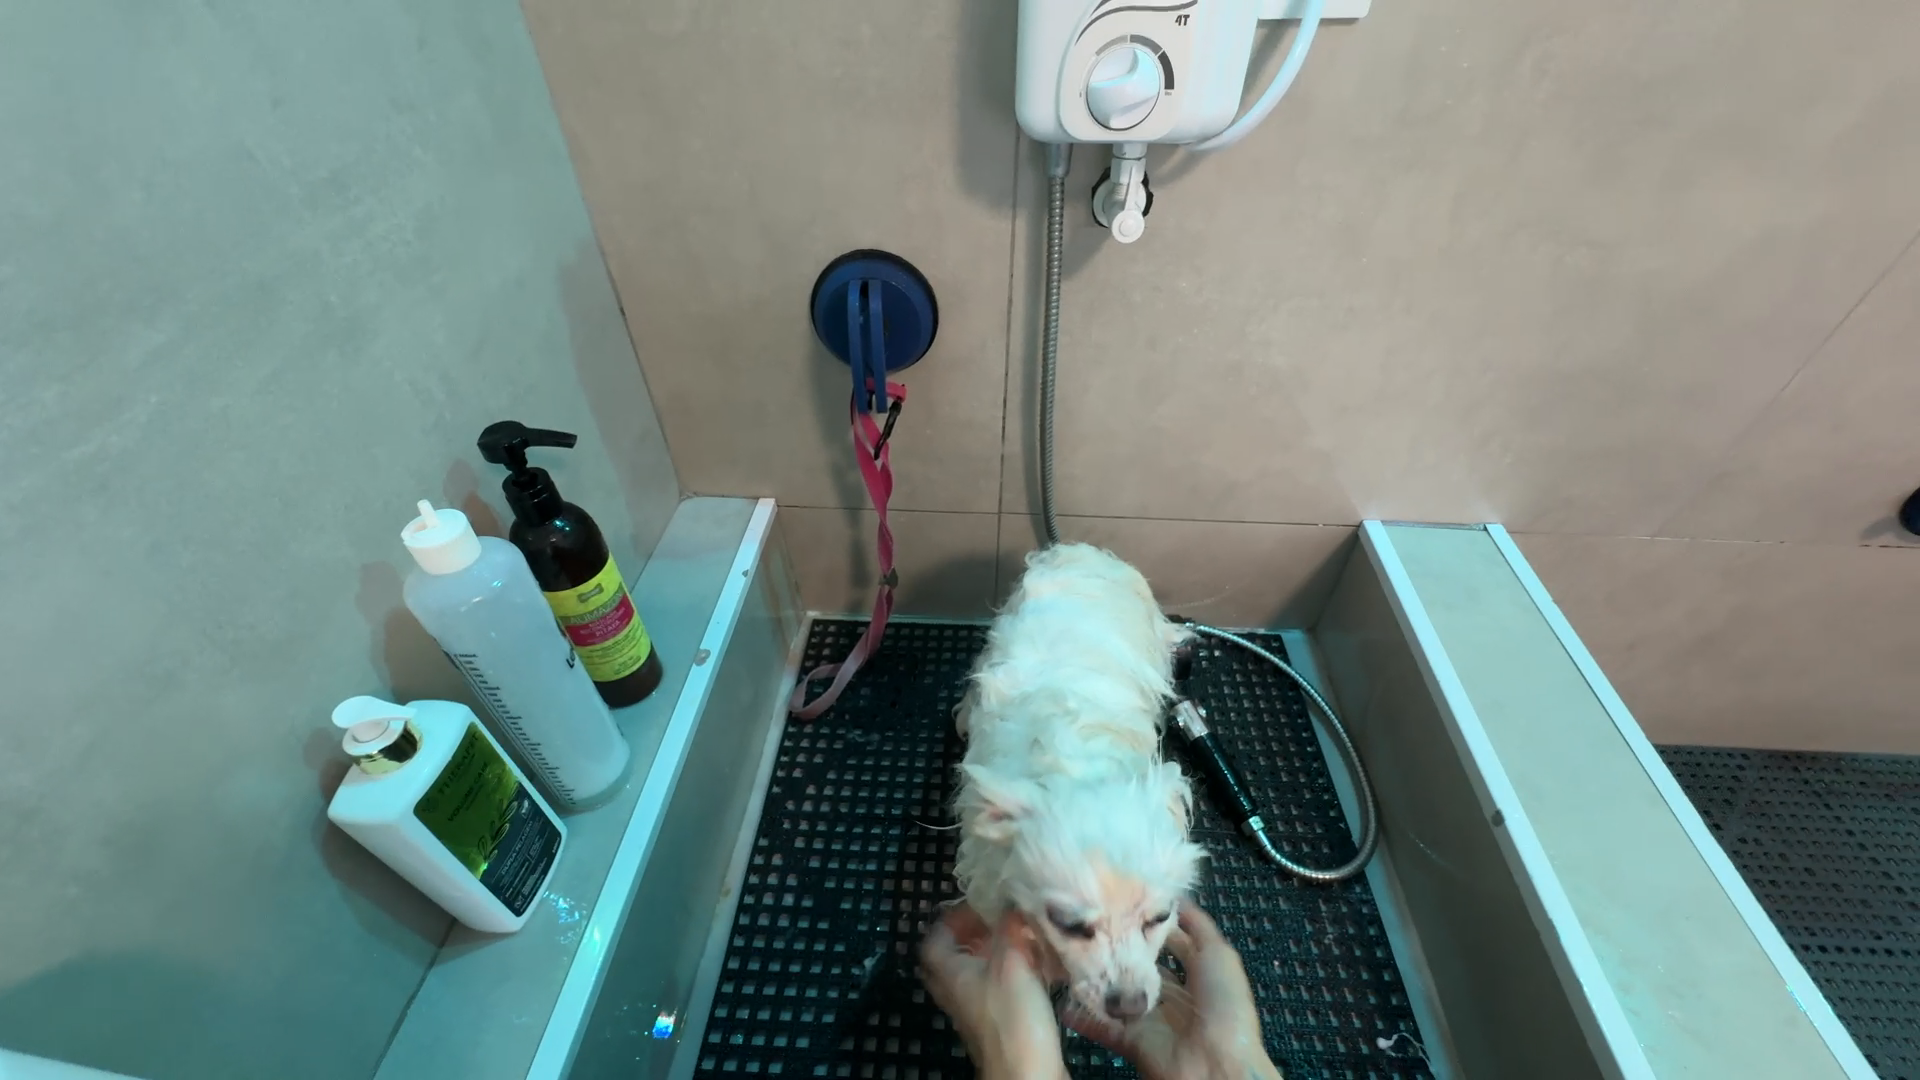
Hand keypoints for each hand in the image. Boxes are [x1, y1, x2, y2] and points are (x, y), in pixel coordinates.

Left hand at [918, 903, 1068, 1079]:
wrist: (1027, 1076)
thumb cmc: (1012, 1014)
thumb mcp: (1011, 959)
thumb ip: (1010, 925)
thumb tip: (1012, 898)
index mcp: (950, 973)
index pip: (934, 939)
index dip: (952, 917)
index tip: (979, 904)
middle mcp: (956, 992)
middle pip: (953, 955)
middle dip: (973, 933)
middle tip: (996, 919)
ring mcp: (975, 1010)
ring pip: (975, 971)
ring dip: (993, 951)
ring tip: (1018, 936)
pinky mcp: (996, 1023)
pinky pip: (993, 987)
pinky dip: (1007, 970)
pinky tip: (1034, 963)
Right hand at [1066, 903, 1282, 1079]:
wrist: (1217, 1065)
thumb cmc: (1223, 1004)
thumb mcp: (1219, 954)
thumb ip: (1197, 924)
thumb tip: (1173, 895)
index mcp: (1194, 974)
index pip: (1164, 942)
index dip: (1145, 923)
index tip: (1119, 900)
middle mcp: (1169, 994)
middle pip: (1136, 964)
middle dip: (1115, 946)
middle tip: (1085, 921)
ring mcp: (1149, 1017)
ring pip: (1117, 991)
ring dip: (1095, 976)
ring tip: (1068, 951)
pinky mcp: (1131, 1039)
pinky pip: (1103, 1024)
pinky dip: (1083, 1015)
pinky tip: (1063, 997)